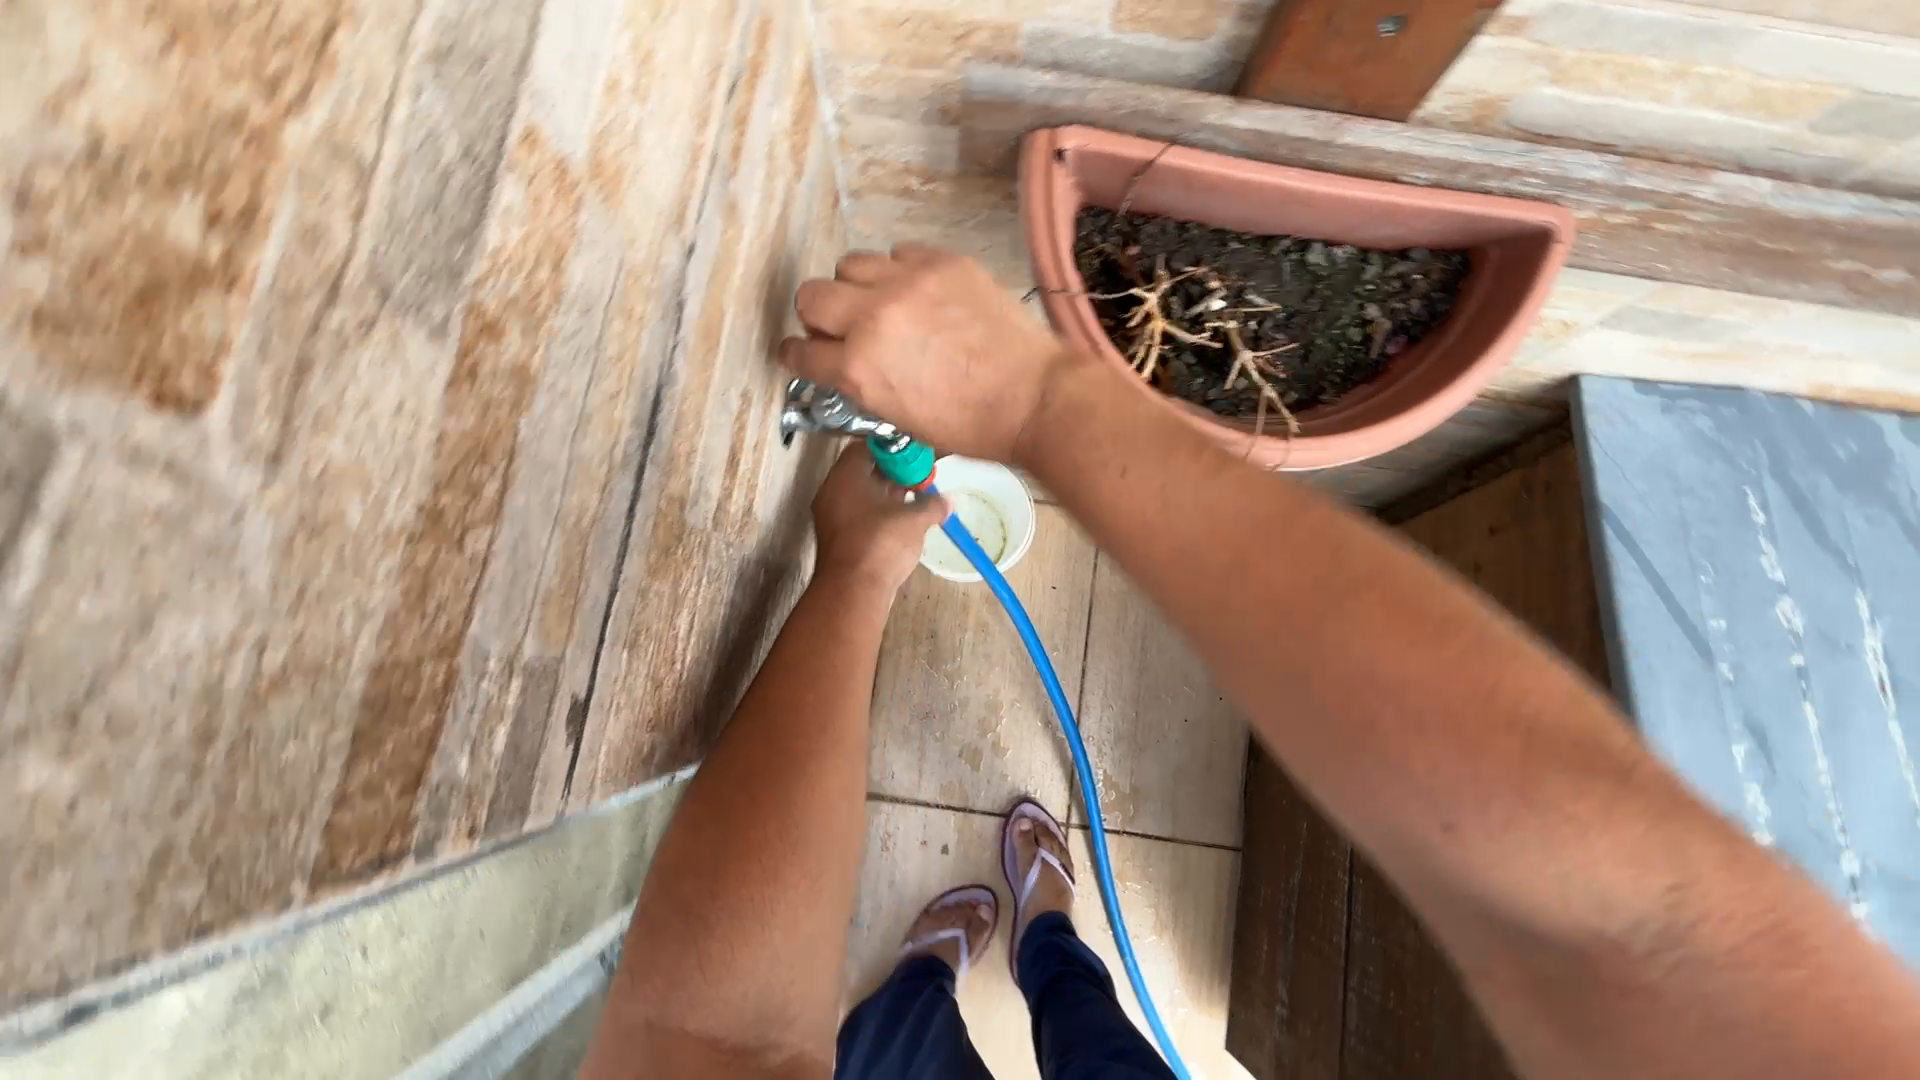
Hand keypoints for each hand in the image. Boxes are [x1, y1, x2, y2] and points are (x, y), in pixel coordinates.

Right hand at [780, 246, 1089, 463]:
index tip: (800, 352)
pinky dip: (900, 272)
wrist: (1034, 397)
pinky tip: (921, 293)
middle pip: (811, 295)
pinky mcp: (941, 262)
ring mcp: (908, 283)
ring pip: (851, 265)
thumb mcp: (902, 419)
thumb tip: (851, 366)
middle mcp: (873, 318)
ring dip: (858, 287)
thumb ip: (865, 385)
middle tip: (840, 326)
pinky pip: (898, 253)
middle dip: (818, 314)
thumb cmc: (973, 425)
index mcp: (859, 369)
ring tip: (884, 304)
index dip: (797, 354)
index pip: (800, 352)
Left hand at [811, 444, 949, 590]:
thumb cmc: (882, 542)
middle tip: (920, 474)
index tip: (914, 452)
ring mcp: (833, 517)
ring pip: (862, 495)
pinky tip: (905, 521)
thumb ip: (932, 505)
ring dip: (889, 494)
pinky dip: (881, 514)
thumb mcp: (915, 519)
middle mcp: (833, 491)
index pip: (866, 446)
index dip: (892, 447)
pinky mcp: (839, 539)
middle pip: (864, 471)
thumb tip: (948, 502)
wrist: (854, 589)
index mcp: (845, 476)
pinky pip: (861, 516)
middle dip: (894, 472)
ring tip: (918, 496)